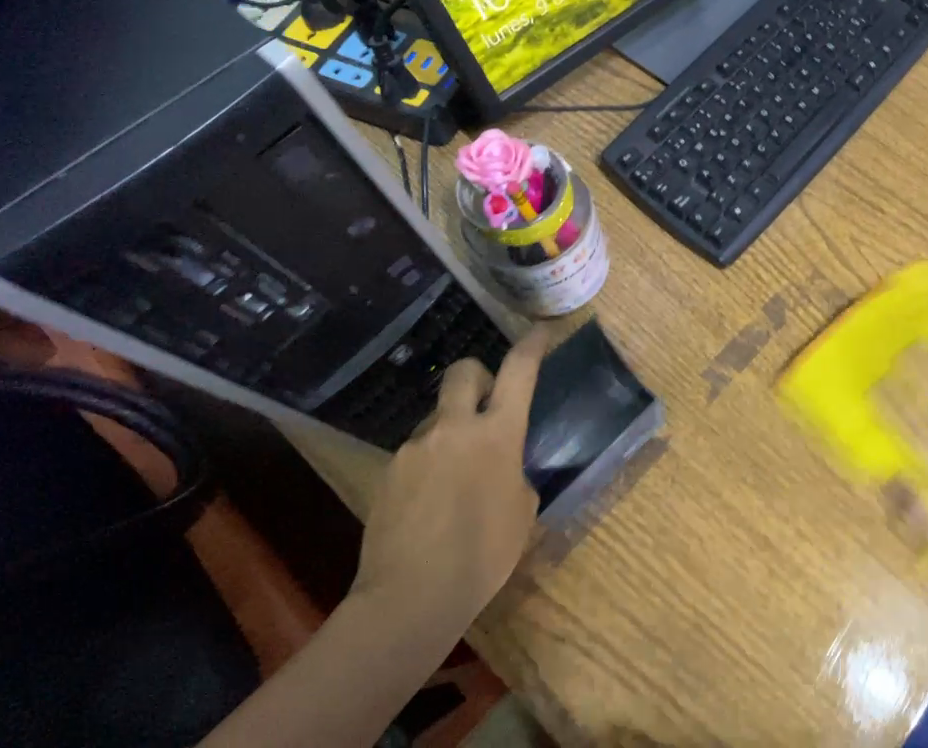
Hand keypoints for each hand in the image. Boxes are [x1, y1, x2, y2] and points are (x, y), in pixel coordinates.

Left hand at [351, 330, 548, 629]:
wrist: (411, 596)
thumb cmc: (484, 555)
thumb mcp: (522, 510)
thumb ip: (514, 472)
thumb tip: (500, 465)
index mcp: (498, 434)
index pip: (519, 372)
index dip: (531, 346)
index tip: (539, 332)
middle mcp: (454, 428)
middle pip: (464, 372)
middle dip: (479, 376)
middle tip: (488, 403)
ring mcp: (415, 448)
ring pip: (438, 419)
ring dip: (452, 431)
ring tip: (458, 478)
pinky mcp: (387, 472)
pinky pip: (417, 454)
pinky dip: (430, 465)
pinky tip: (433, 504)